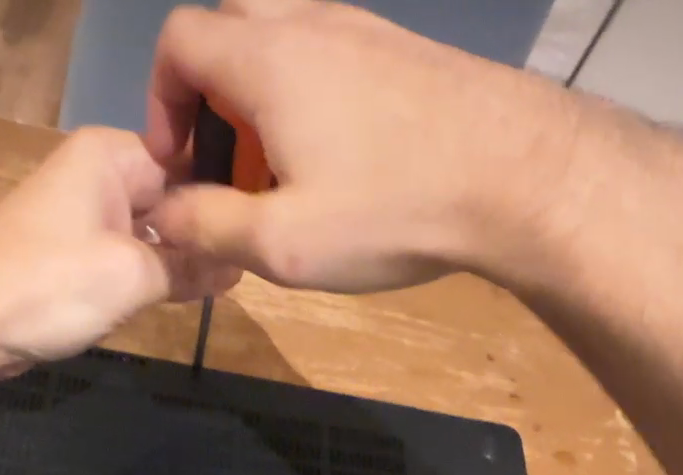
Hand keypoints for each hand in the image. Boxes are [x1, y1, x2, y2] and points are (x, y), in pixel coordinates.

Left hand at [0, 127, 240, 369]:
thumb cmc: (50, 286)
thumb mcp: (133, 275)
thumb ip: (190, 267)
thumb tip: (238, 267)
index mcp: (111, 155)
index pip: (189, 164)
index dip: (224, 203)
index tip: (258, 236)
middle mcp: (97, 174)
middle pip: (172, 198)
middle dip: (203, 235)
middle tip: (247, 269)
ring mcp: (83, 215)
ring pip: (152, 232)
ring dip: (180, 260)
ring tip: (224, 285)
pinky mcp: (74, 254)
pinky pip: (128, 256)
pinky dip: (151, 275)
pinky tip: (184, 295)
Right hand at [142, 0, 586, 293]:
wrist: (521, 179)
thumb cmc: (391, 211)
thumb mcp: (282, 243)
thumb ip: (208, 226)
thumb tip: (164, 214)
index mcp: (268, 59)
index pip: (180, 41)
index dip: (162, 101)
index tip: (181, 162)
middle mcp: (312, 24)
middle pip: (229, 29)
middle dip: (209, 95)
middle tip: (230, 162)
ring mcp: (366, 30)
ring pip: (284, 42)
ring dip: (262, 100)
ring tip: (287, 171)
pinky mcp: (405, 52)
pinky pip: (333, 57)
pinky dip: (311, 98)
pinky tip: (342, 162)